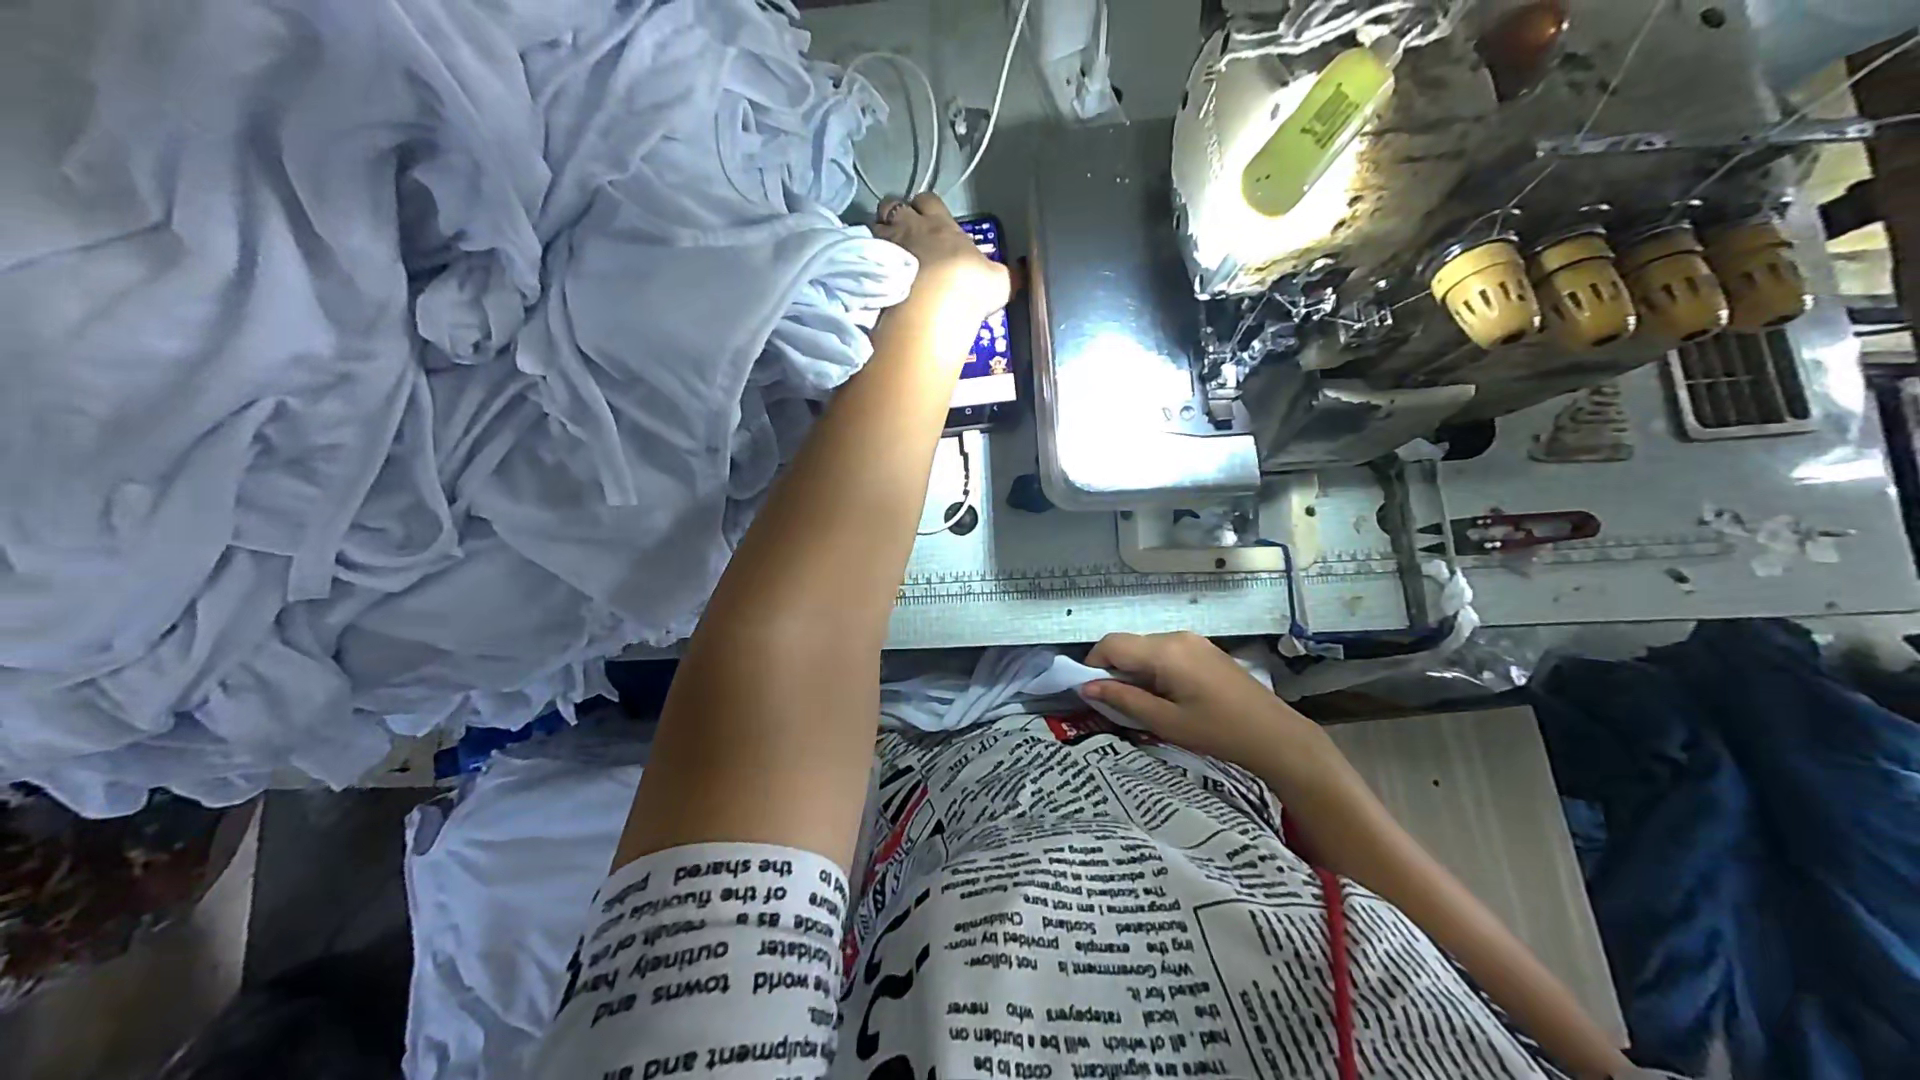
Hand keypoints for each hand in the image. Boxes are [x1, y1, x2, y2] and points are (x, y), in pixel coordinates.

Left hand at [873, 193, 1010, 334]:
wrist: (935, 306)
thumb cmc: (969, 289)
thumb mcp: (998, 281)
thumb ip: (1001, 274)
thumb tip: (1018, 273)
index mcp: (941, 224)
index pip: (928, 200)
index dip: (926, 207)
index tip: (927, 219)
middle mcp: (909, 226)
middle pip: (893, 204)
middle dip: (894, 214)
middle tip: (899, 233)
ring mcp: (884, 245)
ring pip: (872, 225)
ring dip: (875, 235)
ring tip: (880, 253)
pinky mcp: (866, 267)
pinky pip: (858, 252)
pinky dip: (861, 258)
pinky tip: (867, 273)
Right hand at [1082, 632, 1319, 772]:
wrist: (1276, 735)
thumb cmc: (1218, 732)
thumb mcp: (1165, 722)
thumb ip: (1123, 699)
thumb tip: (1087, 687)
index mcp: (1164, 652)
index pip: (1111, 644)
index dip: (1093, 665)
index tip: (1092, 693)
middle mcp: (1176, 636)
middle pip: (1128, 644)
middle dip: (1113, 670)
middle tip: (1117, 704)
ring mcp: (1193, 640)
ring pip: (1145, 648)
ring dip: (1134, 670)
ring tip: (1144, 704)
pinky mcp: (1204, 649)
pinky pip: (1165, 651)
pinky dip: (1154, 669)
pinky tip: (1167, 696)